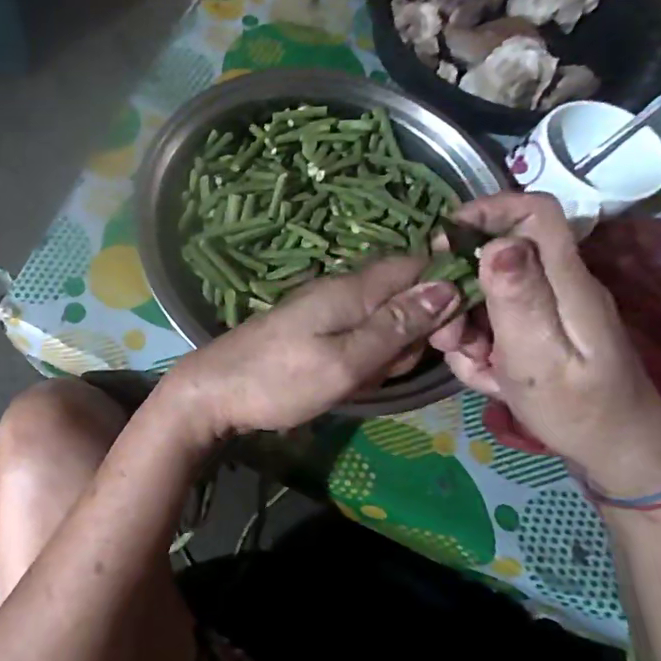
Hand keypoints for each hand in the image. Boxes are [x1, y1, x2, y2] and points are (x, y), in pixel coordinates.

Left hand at [161, 255, 460, 437]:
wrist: (211, 393)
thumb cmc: (278, 380)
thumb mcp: (346, 360)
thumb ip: (396, 326)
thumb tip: (448, 287)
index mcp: (351, 289)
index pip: (418, 267)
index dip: (444, 296)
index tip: (449, 336)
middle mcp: (339, 291)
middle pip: (403, 302)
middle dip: (408, 339)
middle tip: (380, 371)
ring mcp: (322, 312)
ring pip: (379, 328)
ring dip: (380, 358)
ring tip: (353, 381)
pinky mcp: (310, 333)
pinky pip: (353, 343)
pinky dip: (355, 365)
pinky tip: (337, 385)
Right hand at [428, 192, 660, 496]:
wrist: (618, 456)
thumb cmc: (578, 409)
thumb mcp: (538, 358)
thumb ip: (517, 300)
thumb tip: (497, 244)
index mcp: (566, 283)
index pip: (535, 212)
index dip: (488, 209)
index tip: (444, 239)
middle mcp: (558, 285)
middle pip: (496, 256)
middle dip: (458, 287)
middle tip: (450, 333)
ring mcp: (547, 309)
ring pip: (485, 294)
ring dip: (463, 328)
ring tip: (475, 366)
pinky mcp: (537, 331)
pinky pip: (491, 325)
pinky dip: (477, 349)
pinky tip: (489, 378)